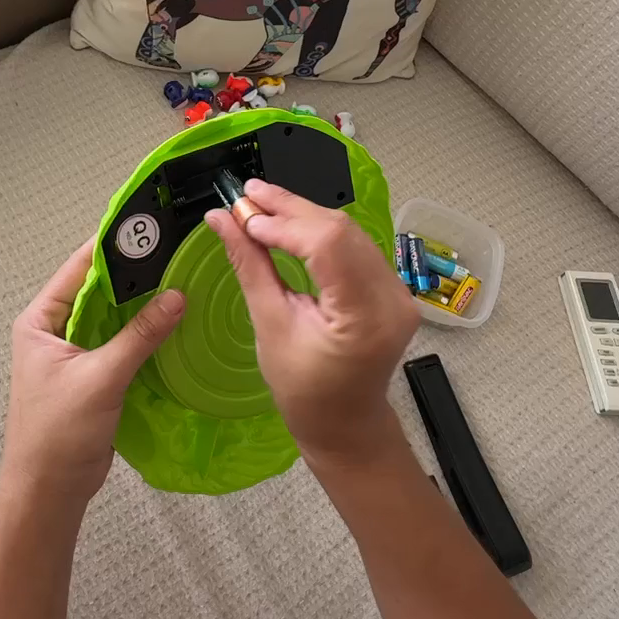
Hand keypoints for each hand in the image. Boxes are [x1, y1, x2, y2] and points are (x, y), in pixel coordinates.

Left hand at [1, 240, 184, 503]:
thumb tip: (178, 295)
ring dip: (139, 301)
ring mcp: (74, 350)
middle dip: (132, 272)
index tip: (147, 227)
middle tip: (173, 249)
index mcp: (40, 320)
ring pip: (111, 314)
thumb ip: (139, 336)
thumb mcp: (100, 378)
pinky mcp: (93, 372)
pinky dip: (142, 329)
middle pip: (97, 288)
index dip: (110, 247)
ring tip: (179, 276)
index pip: (78, 268)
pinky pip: (120, 338)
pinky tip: (172, 318)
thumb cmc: (59, 433)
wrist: (49, 494)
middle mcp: (54, 328)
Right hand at [203, 179, 418, 468]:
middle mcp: (391, 297)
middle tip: (247, 194)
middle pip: (340, 230)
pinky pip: (354, 244)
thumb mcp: (270, 326)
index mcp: (364, 317)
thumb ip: (250, 266)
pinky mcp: (392, 286)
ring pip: (347, 230)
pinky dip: (318, 229)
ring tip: (260, 202)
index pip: (328, 245)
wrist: (346, 424)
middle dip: (289, 208)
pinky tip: (288, 222)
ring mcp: (397, 290)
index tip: (242, 215)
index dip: (284, 222)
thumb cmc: (304, 391)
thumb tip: (221, 219)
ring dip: (302, 214)